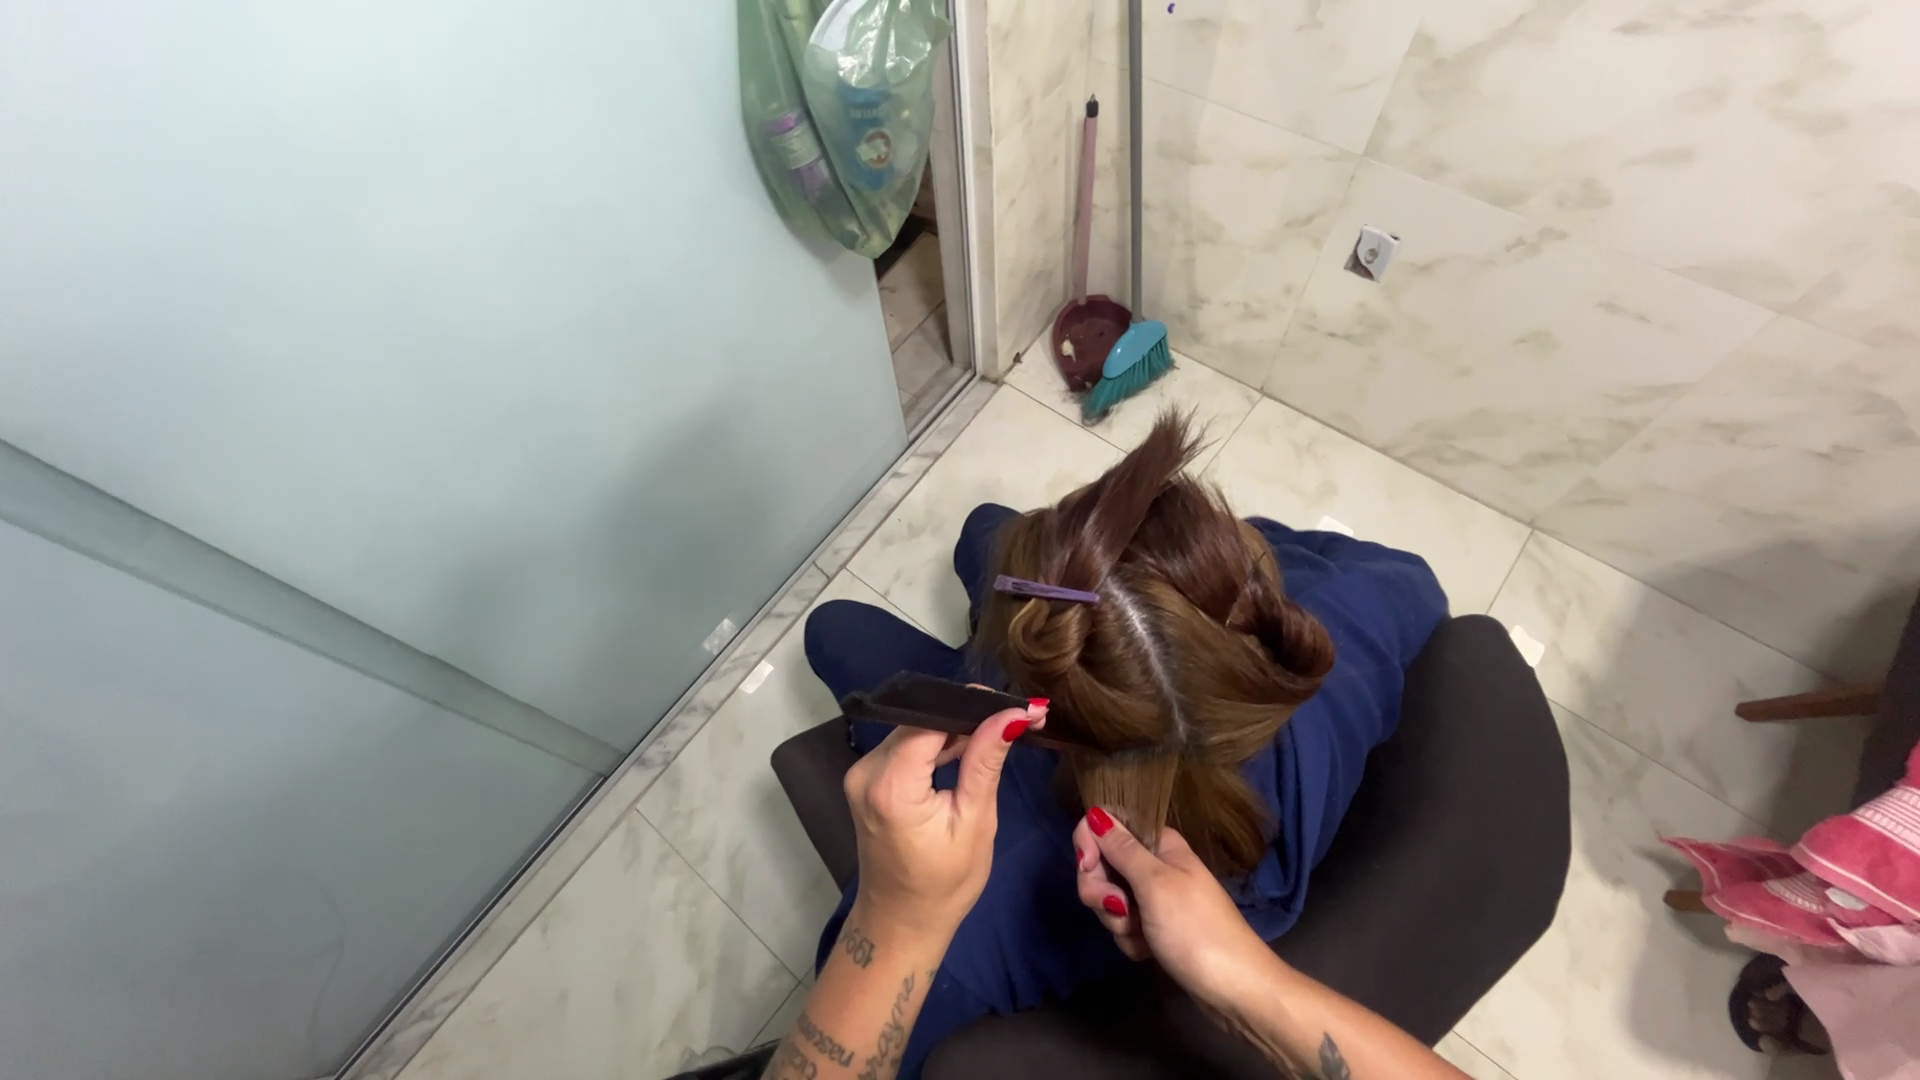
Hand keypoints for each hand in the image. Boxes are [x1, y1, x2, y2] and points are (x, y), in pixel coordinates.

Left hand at [844, 700, 1046, 943]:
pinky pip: (904, 744)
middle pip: (921, 721)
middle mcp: (867, 771)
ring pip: (913, 729)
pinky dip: (935, 742)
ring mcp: (861, 773)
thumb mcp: (975, 822)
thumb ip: (987, 760)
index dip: (973, 705)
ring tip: (997, 728)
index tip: (1014, 703)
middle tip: (1014, 715)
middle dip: (967, 714)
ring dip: (953, 727)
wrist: (900, 925)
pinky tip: (966, 744)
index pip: (932, 721)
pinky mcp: (866, 777)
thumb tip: (1015, 714)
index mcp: (891, 786)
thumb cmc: (943, 885)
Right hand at [1073, 811, 1282, 1014]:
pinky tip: (1147, 951)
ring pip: (1109, 896)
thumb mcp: (1155, 884)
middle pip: (1102, 862)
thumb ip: (1122, 848)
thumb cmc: (1196, 930)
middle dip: (1101, 890)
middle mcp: (1154, 863)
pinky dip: (1129, 938)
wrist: (1237, 991)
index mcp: (1158, 842)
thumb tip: (1096, 811)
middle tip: (1119, 910)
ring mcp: (1154, 896)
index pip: (1107, 822)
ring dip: (1116, 919)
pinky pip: (1123, 923)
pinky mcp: (1154, 925)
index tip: (1088, 868)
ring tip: (1141, 935)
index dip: (1089, 840)